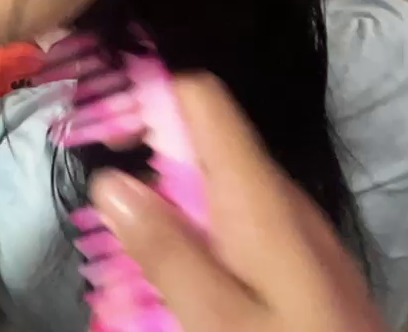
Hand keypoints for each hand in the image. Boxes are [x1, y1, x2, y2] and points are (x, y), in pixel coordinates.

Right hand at [89, 75, 387, 331]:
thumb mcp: (220, 321)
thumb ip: (166, 250)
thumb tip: (109, 181)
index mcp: (257, 191)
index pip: (201, 97)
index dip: (149, 97)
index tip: (106, 133)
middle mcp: (276, 193)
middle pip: (202, 145)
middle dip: (148, 171)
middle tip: (107, 223)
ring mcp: (293, 224)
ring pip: (215, 188)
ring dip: (168, 212)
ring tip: (133, 267)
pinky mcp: (301, 256)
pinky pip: (237, 223)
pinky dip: (199, 239)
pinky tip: (184, 287)